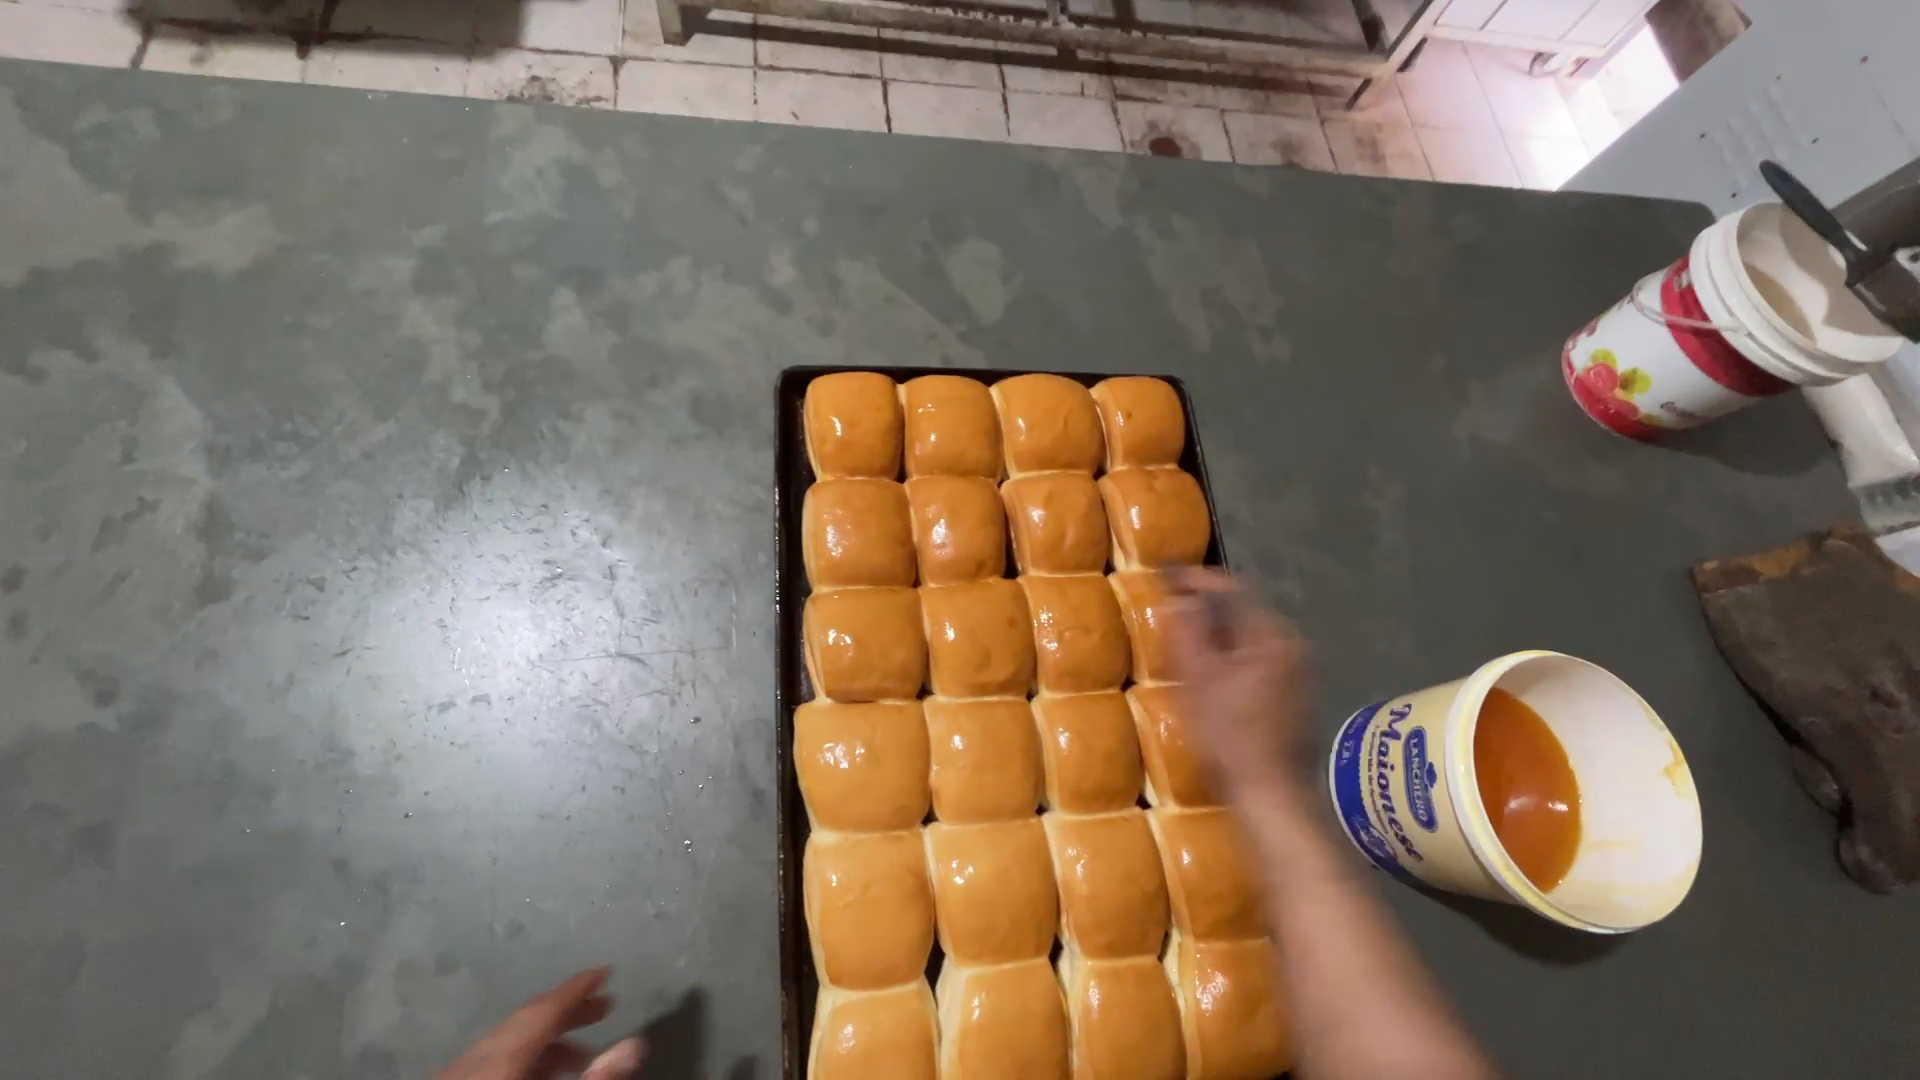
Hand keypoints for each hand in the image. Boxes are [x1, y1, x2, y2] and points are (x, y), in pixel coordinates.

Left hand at [435, 968, 645, 1079]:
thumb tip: (635, 1044)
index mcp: (499, 1061)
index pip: (544, 1010)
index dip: (576, 989)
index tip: (606, 973)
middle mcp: (474, 1062)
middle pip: (525, 1023)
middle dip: (568, 1013)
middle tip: (607, 1008)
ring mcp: (456, 1078)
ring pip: (506, 1046)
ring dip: (548, 1043)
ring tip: (583, 1058)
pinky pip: (490, 1066)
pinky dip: (524, 1063)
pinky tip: (541, 1079)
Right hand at [1163, 567, 1313, 798]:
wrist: (1269, 794)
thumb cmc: (1228, 736)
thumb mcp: (1196, 679)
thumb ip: (1187, 631)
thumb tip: (1181, 596)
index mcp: (1271, 635)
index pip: (1231, 589)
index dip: (1195, 580)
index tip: (1164, 576)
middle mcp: (1292, 645)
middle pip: (1242, 611)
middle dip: (1205, 608)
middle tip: (1171, 609)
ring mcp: (1298, 670)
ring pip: (1249, 636)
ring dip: (1217, 633)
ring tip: (1184, 640)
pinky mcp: (1295, 692)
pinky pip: (1257, 657)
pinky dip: (1231, 654)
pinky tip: (1209, 672)